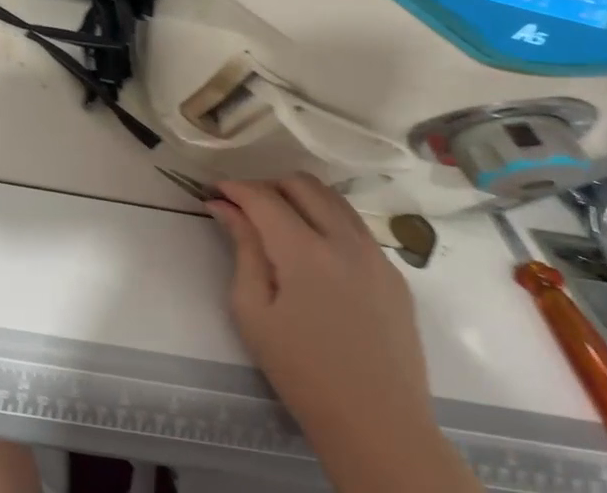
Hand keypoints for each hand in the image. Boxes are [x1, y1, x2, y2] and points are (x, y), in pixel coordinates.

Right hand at [208, 177, 477, 492]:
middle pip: (305, 185)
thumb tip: (225, 207)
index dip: (233, 188)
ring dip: (300, 199)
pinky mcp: (395, 278)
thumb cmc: (300, 368)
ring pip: (336, 201)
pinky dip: (326, 221)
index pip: (263, 196)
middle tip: (242, 207)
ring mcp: (379, 259)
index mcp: (306, 251)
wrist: (377, 421)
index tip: (211, 193)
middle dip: (267, 185)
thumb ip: (242, 249)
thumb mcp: (251, 308)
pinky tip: (309, 251)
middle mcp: (347, 243)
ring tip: (274, 223)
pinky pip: (356, 229)